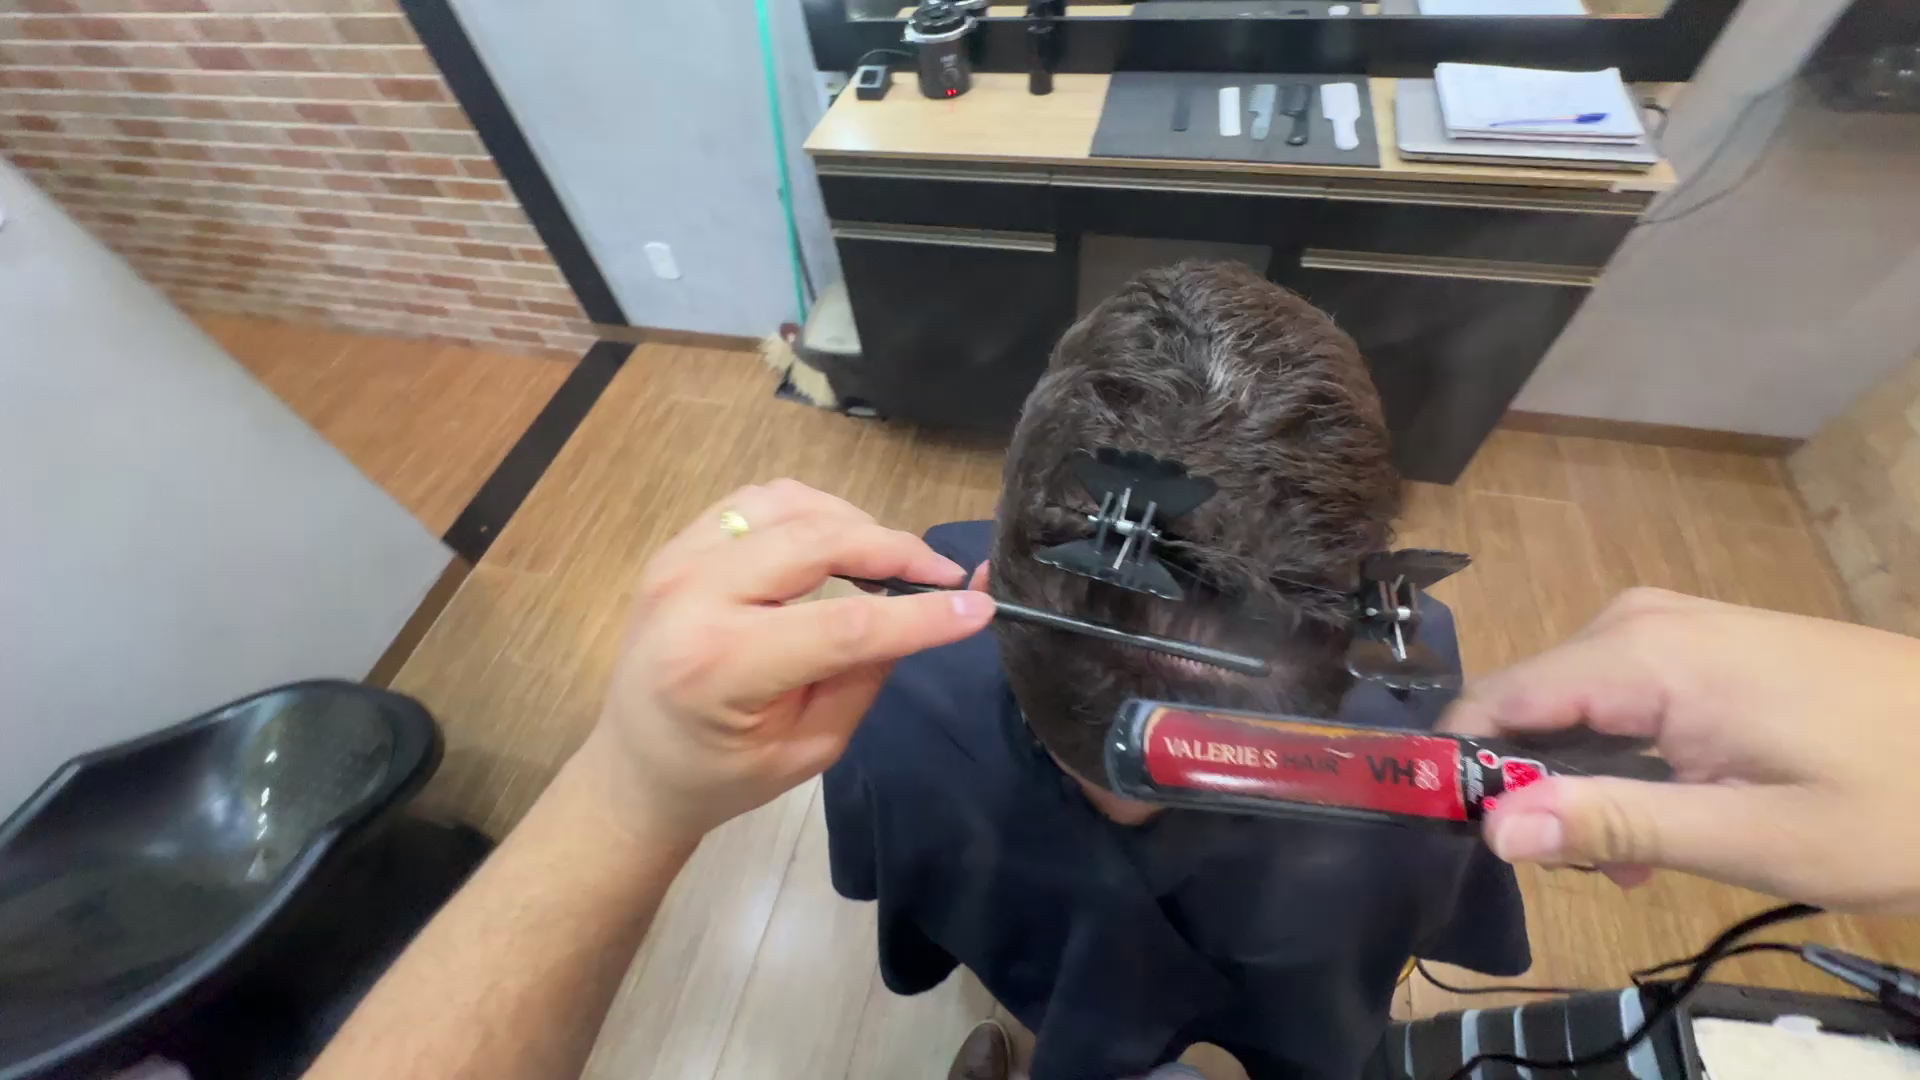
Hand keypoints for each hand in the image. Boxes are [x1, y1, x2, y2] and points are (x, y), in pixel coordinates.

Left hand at [579, 480, 994, 844]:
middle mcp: (692, 595)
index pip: (843, 624)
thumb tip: (922, 614)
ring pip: (792, 504)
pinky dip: (813, 512)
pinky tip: (835, 543)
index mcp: (720, 665)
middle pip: (818, 541)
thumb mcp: (810, 748)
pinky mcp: (679, 543)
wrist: (634, 766)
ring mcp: (678, 558)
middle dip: (895, 549)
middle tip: (940, 574)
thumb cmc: (722, 774)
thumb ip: (866, 674)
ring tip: (887, 560)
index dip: (920, 614)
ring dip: (855, 524)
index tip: (977, 606)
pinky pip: (762, 500)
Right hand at [1442, 588, 1919, 913]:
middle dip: (1538, 783)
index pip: (1495, 700)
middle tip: (1593, 864)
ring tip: (1641, 850)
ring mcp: (1661, 623)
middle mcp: (1630, 620)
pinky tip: (1666, 796)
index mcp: (1640, 653)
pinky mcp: (1688, 637)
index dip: (1466, 764)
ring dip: (1580, 776)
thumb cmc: (1916, 805)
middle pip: (1529, 703)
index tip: (1474, 834)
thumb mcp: (1768, 838)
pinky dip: (1617, 751)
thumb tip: (1492, 830)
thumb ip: (1618, 825)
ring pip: (1565, 702)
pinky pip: (1609, 690)